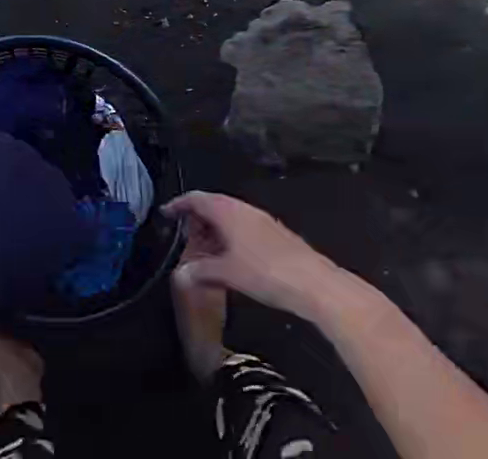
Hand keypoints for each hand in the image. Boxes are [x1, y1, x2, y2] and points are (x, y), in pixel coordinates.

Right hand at [163, 191, 350, 321]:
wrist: (320, 288)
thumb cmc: (267, 273)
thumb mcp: (226, 274)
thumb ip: (200, 271)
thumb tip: (180, 274)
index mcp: (226, 211)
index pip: (195, 199)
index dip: (178, 205)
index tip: (167, 213)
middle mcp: (244, 210)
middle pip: (212, 205)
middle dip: (196, 219)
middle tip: (186, 236)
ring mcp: (264, 221)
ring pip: (230, 217)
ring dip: (215, 229)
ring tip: (207, 250)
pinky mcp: (278, 235)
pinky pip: (245, 227)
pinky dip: (232, 236)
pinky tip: (233, 258)